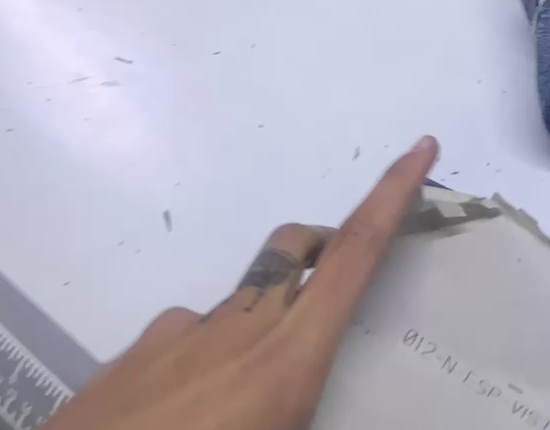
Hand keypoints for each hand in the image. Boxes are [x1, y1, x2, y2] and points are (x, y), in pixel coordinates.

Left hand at [43, 136, 439, 429]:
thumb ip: (305, 413)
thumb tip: (311, 403)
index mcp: (283, 362)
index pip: (353, 255)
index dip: (392, 195)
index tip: (421, 148)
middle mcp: (237, 332)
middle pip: (296, 249)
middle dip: (327, 246)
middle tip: (339, 297)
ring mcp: (176, 339)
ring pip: (240, 305)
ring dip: (259, 329)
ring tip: (238, 412)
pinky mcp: (129, 361)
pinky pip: (185, 342)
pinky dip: (200, 367)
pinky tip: (179, 426)